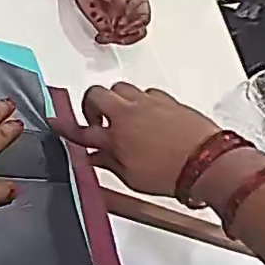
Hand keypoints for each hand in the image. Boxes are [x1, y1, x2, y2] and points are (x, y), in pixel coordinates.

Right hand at [47, 83, 220, 195]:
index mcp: (114, 134)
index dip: (64, 126)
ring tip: (121, 116)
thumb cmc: (172, 173)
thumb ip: (109, 162)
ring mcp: (149, 103)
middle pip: (97, 94)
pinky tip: (147, 115)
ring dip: (116, 99)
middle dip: (91, 105)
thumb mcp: (131, 177)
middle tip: (96, 120)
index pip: (80, 129)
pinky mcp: (168, 100)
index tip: (55, 121)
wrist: (209, 162)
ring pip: (121, 88)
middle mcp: (129, 113)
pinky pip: (147, 92)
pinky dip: (141, 100)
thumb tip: (97, 158)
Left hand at [67, 0, 150, 44]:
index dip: (135, 24)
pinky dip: (106, 39)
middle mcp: (130, 12)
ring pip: (124, 37)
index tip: (123, 24)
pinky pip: (109, 38)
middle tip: (116, 31)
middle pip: (136, 31)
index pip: (144, 19)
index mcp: (139, 1)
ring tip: (108, 34)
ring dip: (116, 39)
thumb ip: (120, 6)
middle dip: (127, 35)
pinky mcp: (106, 25)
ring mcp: (118, 20)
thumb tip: (120, 19)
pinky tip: (101, 37)